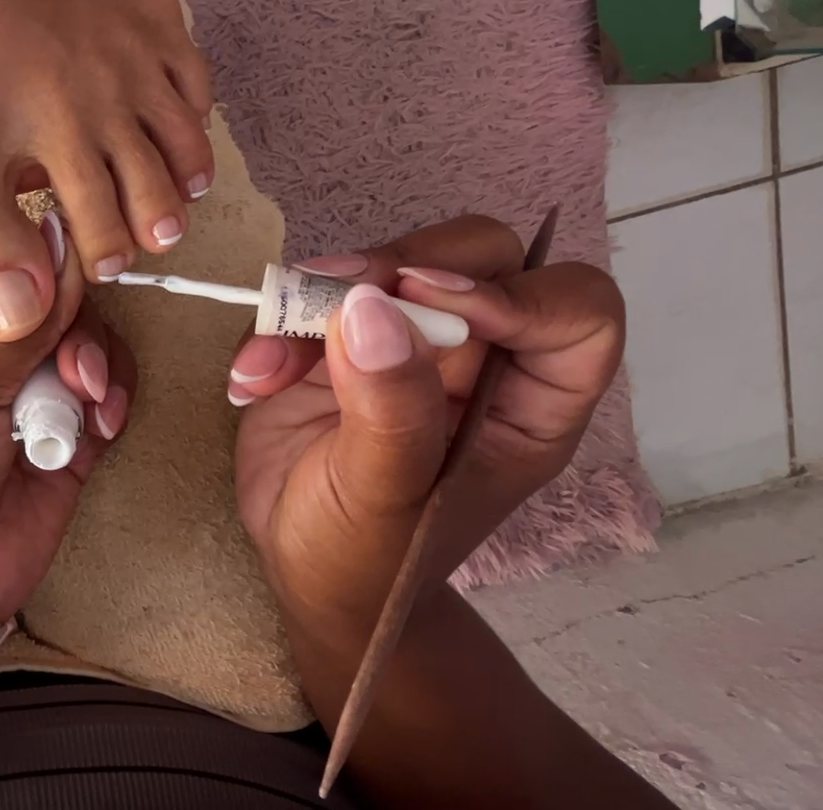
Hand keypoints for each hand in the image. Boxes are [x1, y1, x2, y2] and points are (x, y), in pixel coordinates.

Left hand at [0, 0, 214, 343]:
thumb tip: (16, 315)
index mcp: (67, 140)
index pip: (106, 229)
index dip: (105, 257)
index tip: (103, 270)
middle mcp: (121, 100)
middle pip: (156, 188)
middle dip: (149, 225)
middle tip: (147, 243)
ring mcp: (143, 46)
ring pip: (184, 135)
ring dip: (180, 175)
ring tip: (176, 200)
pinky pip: (193, 69)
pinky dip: (192, 106)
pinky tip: (183, 113)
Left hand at [0, 213, 136, 626]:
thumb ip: (21, 324)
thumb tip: (60, 237)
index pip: (17, 269)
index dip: (54, 268)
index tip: (91, 272)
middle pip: (66, 304)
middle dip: (80, 334)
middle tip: (73, 379)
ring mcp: (38, 391)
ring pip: (94, 346)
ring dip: (99, 370)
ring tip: (87, 409)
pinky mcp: (73, 432)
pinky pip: (110, 394)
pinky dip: (114, 402)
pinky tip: (102, 427)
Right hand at [223, 216, 626, 635]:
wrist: (297, 566)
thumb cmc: (362, 557)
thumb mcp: (383, 496)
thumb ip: (390, 409)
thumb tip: (374, 308)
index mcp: (523, 404)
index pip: (573, 312)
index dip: (517, 293)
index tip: (424, 302)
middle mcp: (472, 359)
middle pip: (476, 256)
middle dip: (401, 264)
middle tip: (336, 293)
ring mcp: (400, 343)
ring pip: (387, 264)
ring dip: (316, 297)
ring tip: (265, 365)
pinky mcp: (335, 340)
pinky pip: (311, 295)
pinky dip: (273, 322)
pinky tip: (250, 379)